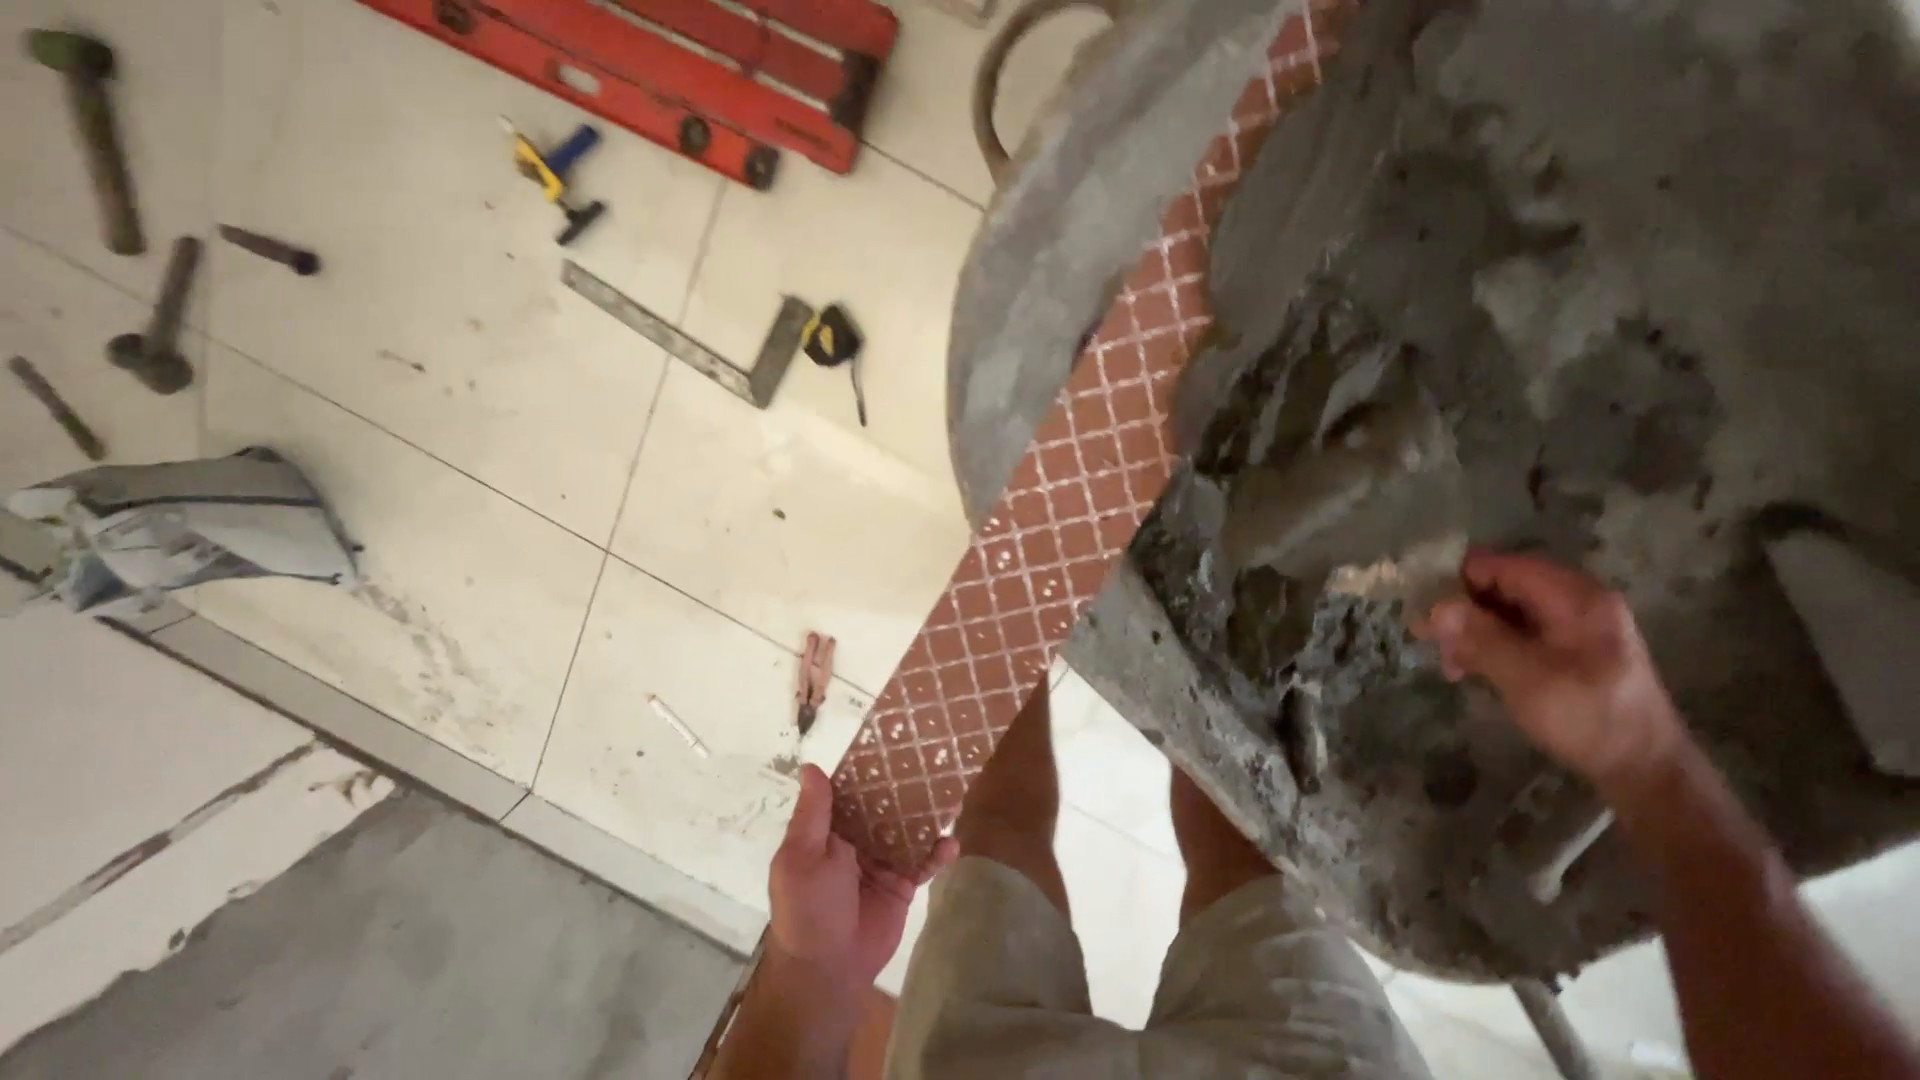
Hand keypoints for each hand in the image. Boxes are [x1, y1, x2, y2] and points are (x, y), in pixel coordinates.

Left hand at [768, 765, 957, 992]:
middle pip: (883, 807)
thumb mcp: (802, 856)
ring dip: (926, 816)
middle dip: (904, 789)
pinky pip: (922, 862)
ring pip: (906, 830)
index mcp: (827, 832)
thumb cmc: (809, 907)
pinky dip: (936, 852)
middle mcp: (855, 842)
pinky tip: (950, 843)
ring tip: (950, 794)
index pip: (849, 793)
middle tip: (932, 763)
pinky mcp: (901, 885)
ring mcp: (880, 863)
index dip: (868, 771)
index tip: (892, 745)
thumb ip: (814, 814)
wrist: (828, 969)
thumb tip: (810, 766)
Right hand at [1416, 550, 1686, 793]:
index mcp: (1572, 596)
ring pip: (1507, 610)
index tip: (1429, 617)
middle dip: (1463, 611)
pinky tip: (1474, 670)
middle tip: (1435, 645)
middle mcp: (1576, 599)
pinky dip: (1493, 645)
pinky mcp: (1573, 648)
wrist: (1646, 768)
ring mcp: (1576, 624)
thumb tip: (1435, 607)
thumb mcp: (1525, 676)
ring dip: (1473, 632)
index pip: (1499, 565)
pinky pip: (1521, 631)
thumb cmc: (1586, 717)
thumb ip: (1480, 637)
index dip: (1458, 584)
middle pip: (1502, 585)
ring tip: (1452, 667)